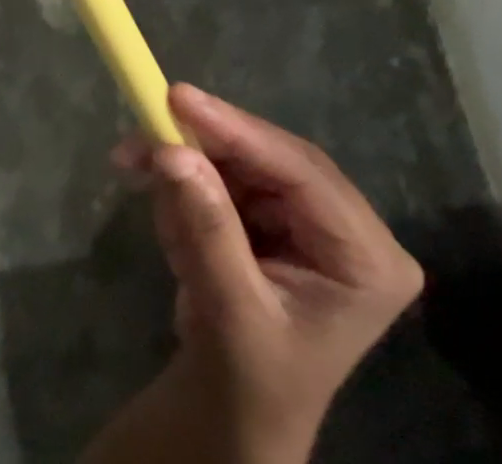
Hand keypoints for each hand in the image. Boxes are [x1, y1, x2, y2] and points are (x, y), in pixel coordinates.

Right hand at [111, 85, 423, 461]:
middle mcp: (350, 232)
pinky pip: (223, 181)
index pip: (304, 175)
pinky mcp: (273, 223)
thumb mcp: (227, 303)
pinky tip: (160, 203)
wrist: (234, 404)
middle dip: (205, 144)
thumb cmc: (247, 370)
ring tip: (134, 167)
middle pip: (274, 160)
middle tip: (142, 129)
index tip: (177, 97)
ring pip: (243, 165)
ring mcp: (310, 225)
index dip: (240, 131)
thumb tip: (170, 152)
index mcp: (368, 258)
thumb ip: (204, 227)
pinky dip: (183, 184)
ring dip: (186, 163)